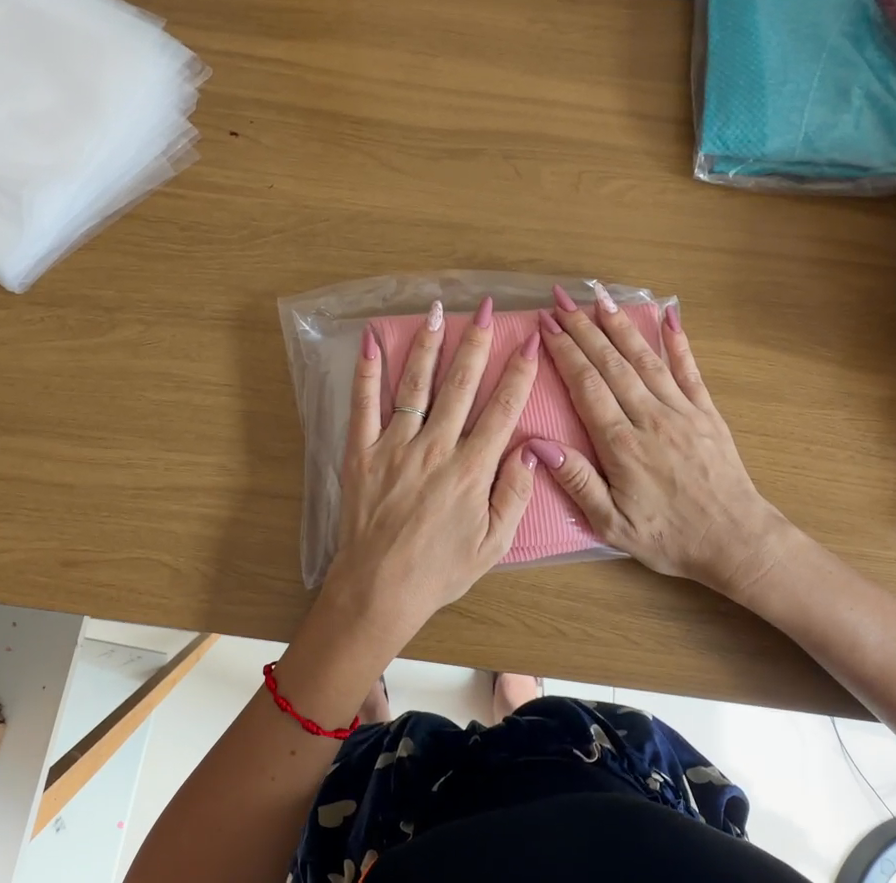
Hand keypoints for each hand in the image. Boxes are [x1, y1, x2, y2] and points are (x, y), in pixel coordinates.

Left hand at [323, 297, 541, 645]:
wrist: (379, 588)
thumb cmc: (440, 570)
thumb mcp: (493, 543)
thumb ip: (515, 493)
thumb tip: (533, 449)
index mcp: (471, 470)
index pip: (502, 409)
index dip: (518, 372)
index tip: (529, 341)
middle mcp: (435, 448)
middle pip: (460, 385)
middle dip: (475, 342)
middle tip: (484, 308)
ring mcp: (395, 446)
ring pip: (416, 386)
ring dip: (428, 346)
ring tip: (437, 311)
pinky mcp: (362, 451)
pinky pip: (364, 404)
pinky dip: (368, 371)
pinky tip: (372, 341)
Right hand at [533, 283, 796, 601]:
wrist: (737, 543)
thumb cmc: (670, 538)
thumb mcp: (612, 524)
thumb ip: (576, 481)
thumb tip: (536, 445)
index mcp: (622, 444)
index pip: (586, 385)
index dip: (564, 351)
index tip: (546, 324)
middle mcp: (651, 418)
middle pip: (611, 363)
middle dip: (584, 327)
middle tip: (562, 299)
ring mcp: (683, 411)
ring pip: (645, 359)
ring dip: (621, 326)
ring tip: (600, 297)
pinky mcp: (707, 414)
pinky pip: (689, 370)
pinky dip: (677, 341)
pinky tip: (668, 316)